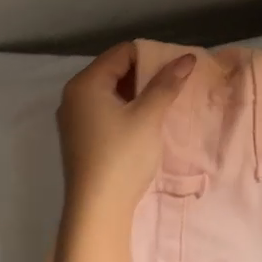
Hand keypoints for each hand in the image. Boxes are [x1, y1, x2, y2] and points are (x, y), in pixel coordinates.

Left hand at [57, 43, 194, 219]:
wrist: (98, 209)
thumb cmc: (122, 156)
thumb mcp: (148, 116)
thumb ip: (167, 83)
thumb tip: (187, 58)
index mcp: (85, 84)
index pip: (122, 52)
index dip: (152, 54)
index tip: (178, 67)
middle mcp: (74, 96)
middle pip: (115, 70)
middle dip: (147, 73)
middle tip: (176, 83)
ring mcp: (75, 119)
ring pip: (112, 92)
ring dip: (140, 92)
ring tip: (167, 101)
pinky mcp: (82, 138)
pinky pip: (107, 110)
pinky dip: (128, 109)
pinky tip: (148, 121)